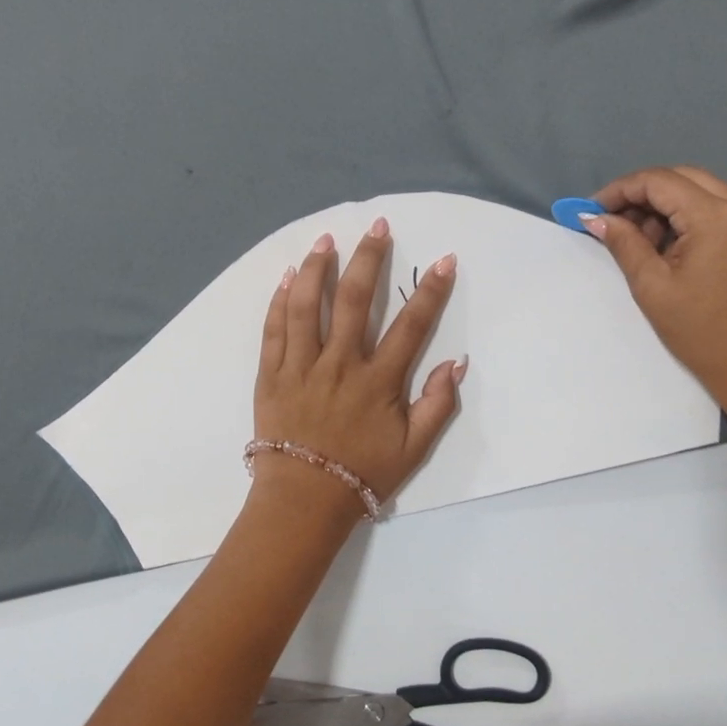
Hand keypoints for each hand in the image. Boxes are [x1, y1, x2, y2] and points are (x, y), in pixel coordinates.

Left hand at [255, 218, 465, 508]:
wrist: (304, 499)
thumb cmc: (362, 475)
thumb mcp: (413, 448)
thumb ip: (437, 405)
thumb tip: (455, 363)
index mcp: (378, 381)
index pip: (411, 325)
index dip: (431, 291)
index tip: (445, 260)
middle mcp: (339, 364)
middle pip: (354, 300)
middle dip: (369, 258)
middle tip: (377, 226)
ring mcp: (301, 366)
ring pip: (306, 305)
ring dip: (316, 268)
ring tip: (326, 240)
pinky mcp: (270, 374)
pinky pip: (273, 330)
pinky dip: (278, 301)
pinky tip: (285, 277)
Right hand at [583, 167, 726, 401]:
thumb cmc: (698, 329)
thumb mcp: (651, 285)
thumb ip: (624, 242)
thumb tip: (595, 218)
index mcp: (717, 216)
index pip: (659, 181)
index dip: (620, 190)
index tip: (592, 210)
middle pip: (681, 178)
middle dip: (641, 194)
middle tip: (611, 222)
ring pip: (698, 189)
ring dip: (663, 205)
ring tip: (638, 239)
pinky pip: (716, 205)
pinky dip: (686, 215)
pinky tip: (667, 243)